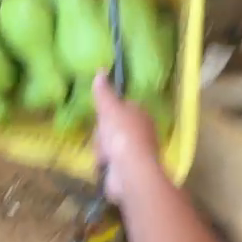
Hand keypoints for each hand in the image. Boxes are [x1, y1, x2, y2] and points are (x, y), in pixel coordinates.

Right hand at [91, 73, 165, 203]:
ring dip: (101, 148)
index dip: (110, 109)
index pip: (123, 106)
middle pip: (114, 126)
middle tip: (100, 134)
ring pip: (110, 144)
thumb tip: (100, 70)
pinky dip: (105, 162)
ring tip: (102, 152)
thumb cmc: (122, 135)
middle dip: (103, 131)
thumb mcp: (109, 108)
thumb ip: (104, 92)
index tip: (100, 113)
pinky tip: (103, 164)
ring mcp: (136, 151)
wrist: (130, 170)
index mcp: (141, 114)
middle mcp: (142, 131)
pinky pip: (110, 160)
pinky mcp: (129, 168)